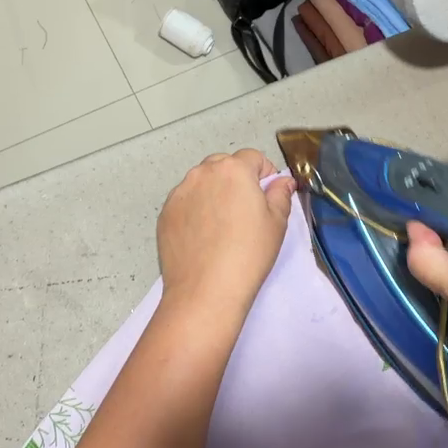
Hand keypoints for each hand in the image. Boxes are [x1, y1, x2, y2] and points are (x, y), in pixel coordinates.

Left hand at [157, 150, 295, 318]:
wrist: (205, 290)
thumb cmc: (248, 254)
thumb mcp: (276, 223)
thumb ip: (280, 195)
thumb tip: (282, 181)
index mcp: (232, 170)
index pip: (252, 157)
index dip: (264, 174)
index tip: (268, 197)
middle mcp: (202, 173)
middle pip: (223, 165)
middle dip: (237, 179)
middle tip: (245, 211)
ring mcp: (179, 193)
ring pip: (202, 183)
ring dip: (214, 193)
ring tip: (222, 227)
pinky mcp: (165, 214)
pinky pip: (185, 203)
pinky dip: (195, 211)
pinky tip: (203, 237)